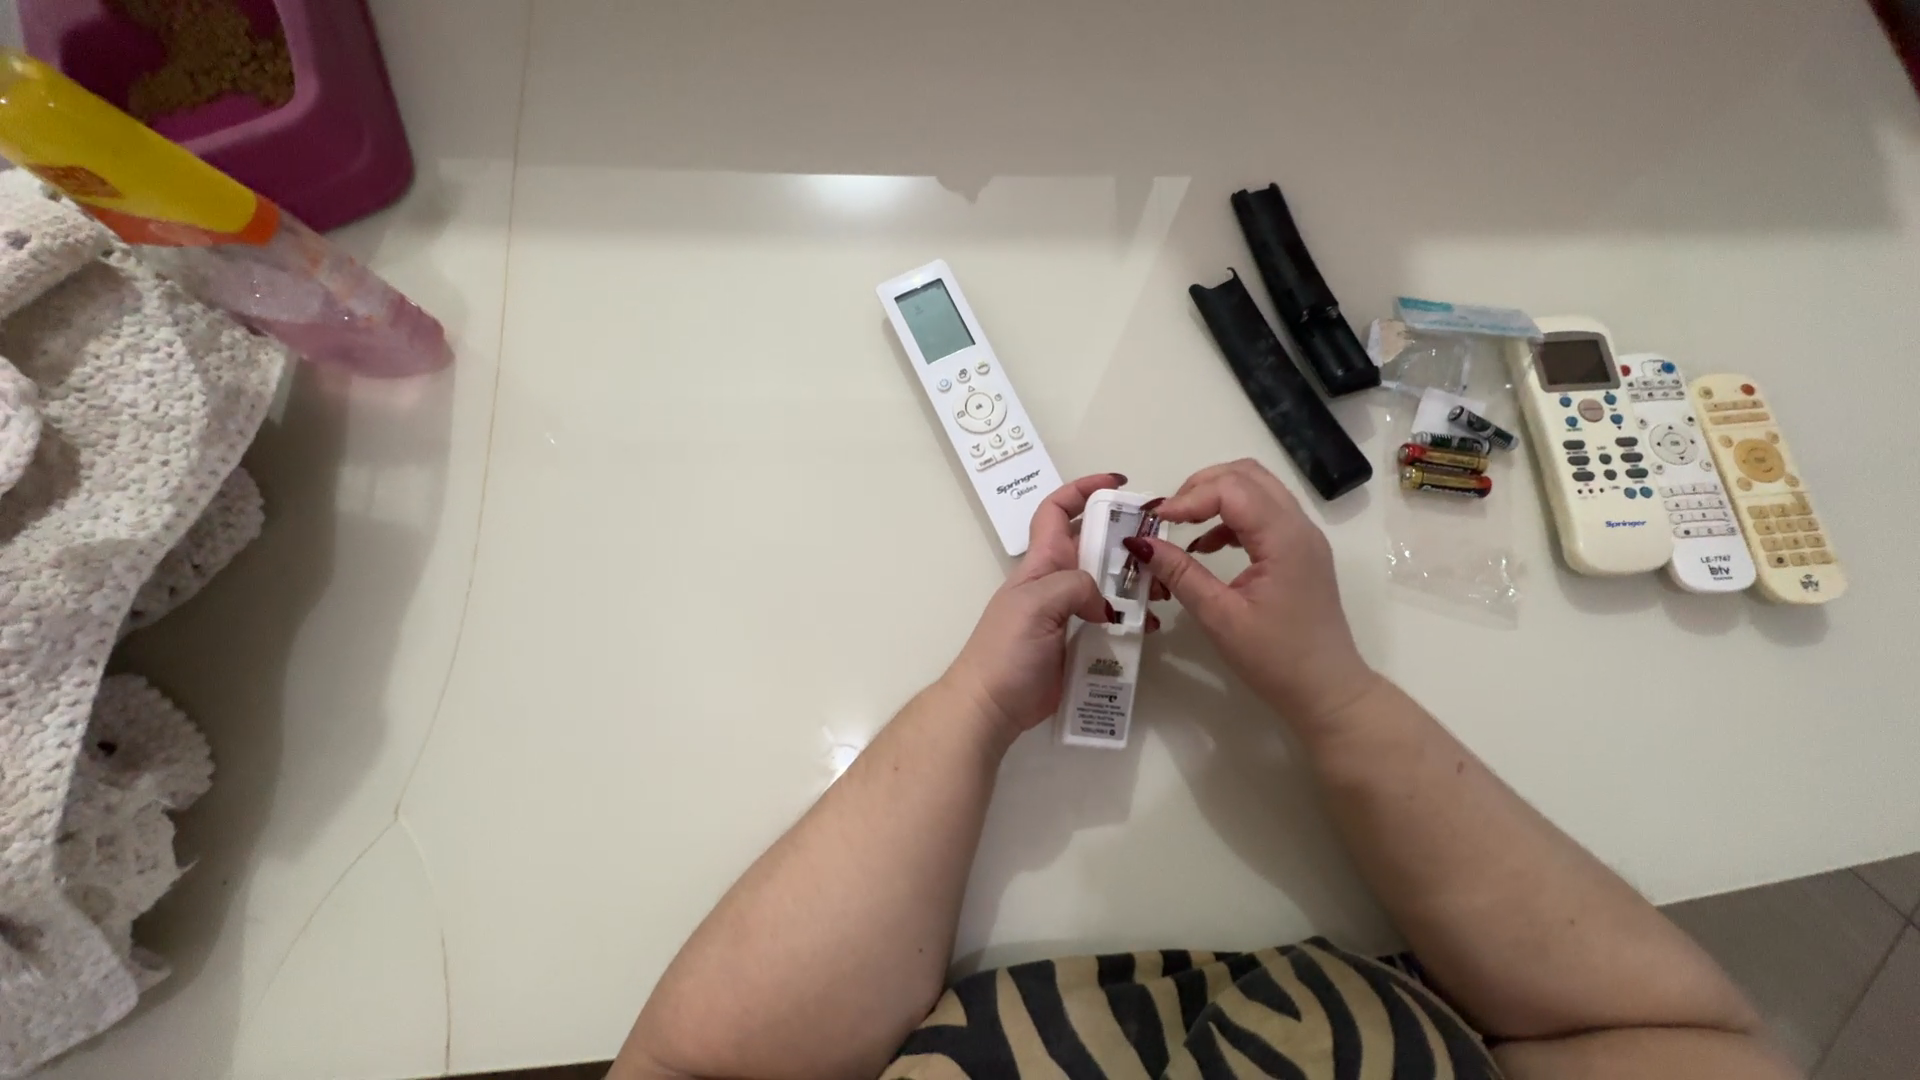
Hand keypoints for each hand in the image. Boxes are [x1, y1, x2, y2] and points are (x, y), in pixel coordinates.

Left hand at [941, 472, 1153, 743]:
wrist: (992, 705)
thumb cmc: (1005, 649)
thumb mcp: (1035, 604)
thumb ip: (1074, 586)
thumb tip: (1104, 604)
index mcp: (1042, 563)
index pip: (1058, 511)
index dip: (1083, 490)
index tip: (1118, 483)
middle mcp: (1057, 581)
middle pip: (1096, 547)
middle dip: (1127, 540)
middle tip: (1160, 547)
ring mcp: (1069, 613)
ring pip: (1110, 584)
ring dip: (1137, 582)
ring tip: (1161, 592)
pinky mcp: (1081, 642)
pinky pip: (1113, 621)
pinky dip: (1134, 620)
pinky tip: (1150, 628)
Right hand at [1120, 459, 1380, 729]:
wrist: (1327, 691)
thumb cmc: (1275, 659)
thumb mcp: (1219, 617)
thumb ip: (1180, 574)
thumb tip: (1139, 543)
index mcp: (1284, 539)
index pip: (1232, 489)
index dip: (1188, 497)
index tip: (1155, 521)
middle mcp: (1298, 527)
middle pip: (1246, 475)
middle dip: (1200, 486)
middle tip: (1167, 516)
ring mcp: (1302, 537)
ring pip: (1255, 488)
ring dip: (1215, 497)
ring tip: (1181, 526)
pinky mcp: (1297, 551)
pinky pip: (1261, 512)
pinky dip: (1228, 516)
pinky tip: (1205, 546)